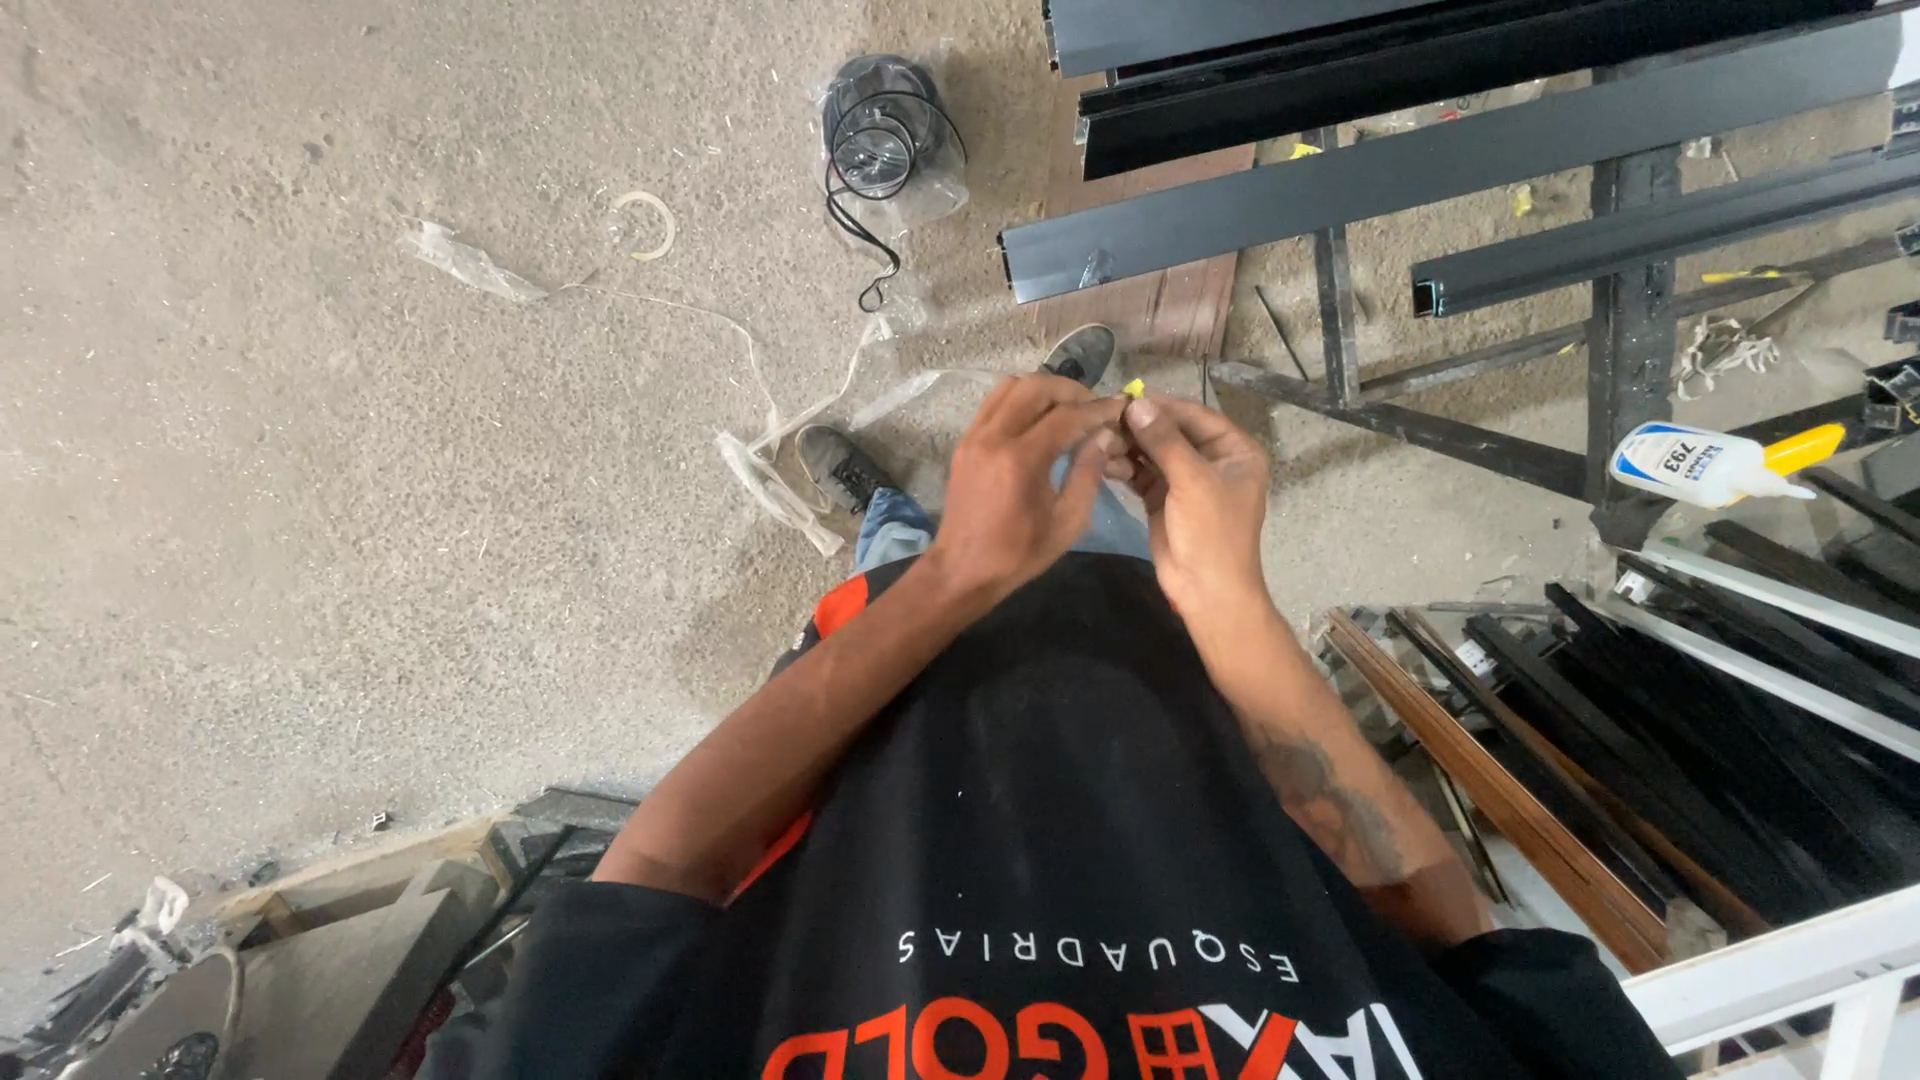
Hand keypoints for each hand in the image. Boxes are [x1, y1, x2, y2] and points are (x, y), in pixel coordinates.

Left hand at [926, 374, 1127, 604]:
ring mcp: (974, 437)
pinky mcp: (964, 442)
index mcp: (1020, 461)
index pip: (1066, 416)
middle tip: (1093, 408)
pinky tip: (1039, 419)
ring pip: (1010, 386)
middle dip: (1070, 391)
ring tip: (1067, 409)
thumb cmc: (1019, 553)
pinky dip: (1020, 400)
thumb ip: (1088, 474)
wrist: (963, 570)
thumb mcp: (1068, 522)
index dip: (1098, 409)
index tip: (1120, 407)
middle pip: (1035, 387)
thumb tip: (1104, 435)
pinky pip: (994, 403)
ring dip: (1043, 390)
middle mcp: (993, 438)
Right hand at [1120, 394, 1271, 617]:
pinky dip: (1124, 468)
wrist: (1206, 590)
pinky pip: (1142, 475)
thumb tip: (1137, 404)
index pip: (1196, 417)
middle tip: (1105, 417)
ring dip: (1128, 447)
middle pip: (1172, 433)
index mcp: (1235, 452)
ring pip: (1153, 453)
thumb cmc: (1212, 532)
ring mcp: (1186, 481)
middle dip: (1140, 428)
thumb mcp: (1192, 481)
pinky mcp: (1163, 499)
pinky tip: (1103, 462)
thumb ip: (1164, 441)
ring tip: (1100, 440)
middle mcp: (1212, 461)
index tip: (1128, 397)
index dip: (1164, 407)